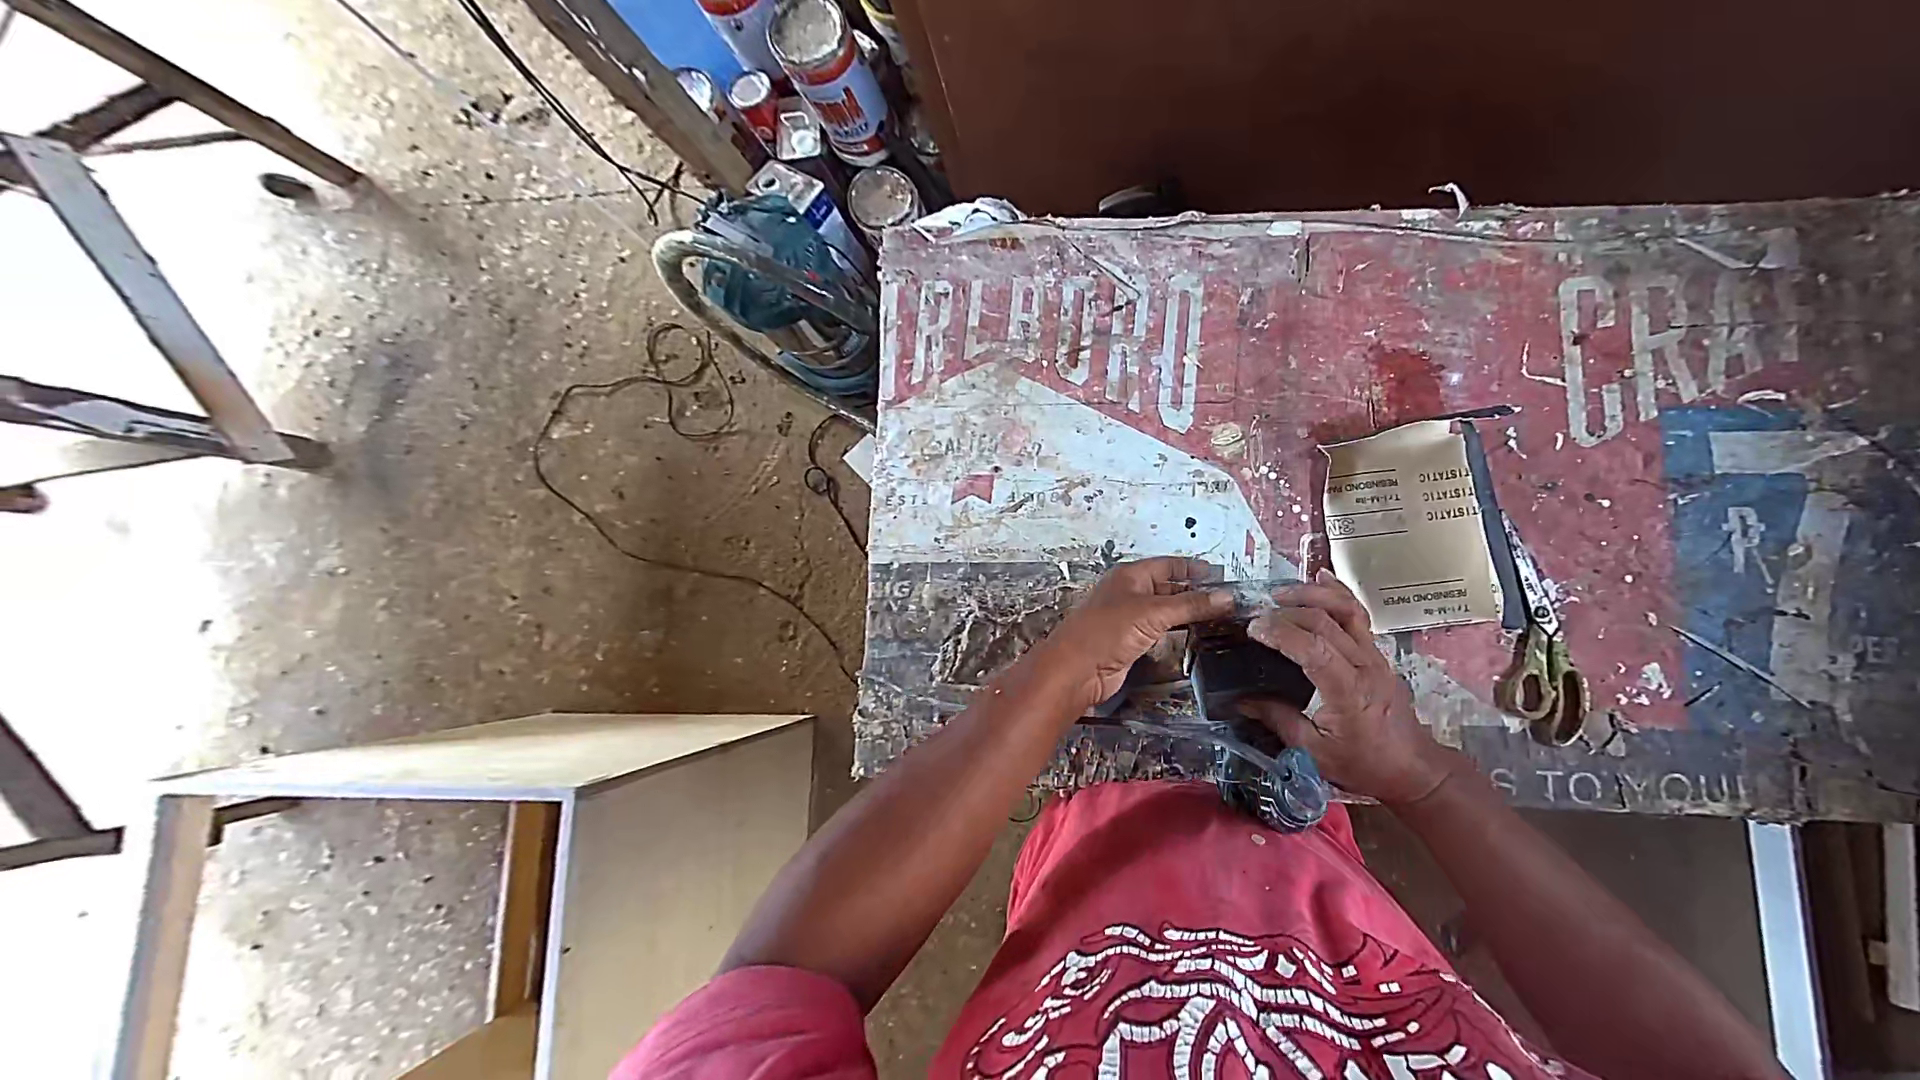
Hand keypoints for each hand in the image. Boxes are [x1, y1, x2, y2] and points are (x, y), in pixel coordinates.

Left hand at [1032, 557, 1232, 710]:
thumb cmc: (1104, 632)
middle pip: (1167, 587)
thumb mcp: (1152, 612)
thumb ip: (1190, 604)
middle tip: (1225, 598)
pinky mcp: (1129, 641)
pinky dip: (1176, 629)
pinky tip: (1192, 634)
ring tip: (1217, 615)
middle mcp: (1127, 593)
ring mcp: (1127, 618)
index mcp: (1128, 576)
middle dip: (1194, 591)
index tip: (1219, 574)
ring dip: (1187, 611)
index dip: (1193, 568)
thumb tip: (1223, 597)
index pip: (1167, 565)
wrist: (1078, 669)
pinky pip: (1158, 630)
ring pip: (1164, 610)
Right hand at [1240, 570, 1454, 804]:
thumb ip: (1277, 719)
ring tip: (1279, 594)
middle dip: (1285, 612)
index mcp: (1349, 693)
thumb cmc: (1365, 764)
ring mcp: (1375, 656)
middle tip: (1256, 617)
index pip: (1314, 649)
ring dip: (1311, 594)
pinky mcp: (1376, 652)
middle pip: (1325, 622)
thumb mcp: (1314, 751)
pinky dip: (1337, 592)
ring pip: (1346, 609)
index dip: (1281, 633)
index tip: (1253, 629)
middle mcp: (1365, 666)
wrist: (1415, 768)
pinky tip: (1319, 577)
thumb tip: (1241, 699)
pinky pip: (1358, 614)